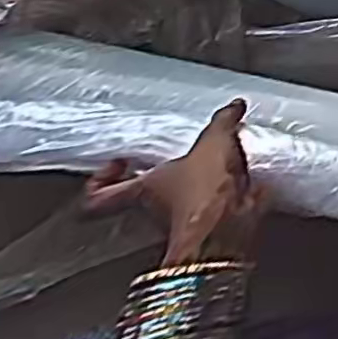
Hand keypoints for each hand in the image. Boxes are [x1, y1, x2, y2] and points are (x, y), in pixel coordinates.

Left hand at [83, 98, 266, 263]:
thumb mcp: (214, 143)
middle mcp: (153, 210)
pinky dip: (218, 192)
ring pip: (176, 200)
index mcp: (142, 190)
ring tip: (222, 160)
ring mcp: (178, 222)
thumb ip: (221, 123)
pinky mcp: (206, 227)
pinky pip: (206, 206)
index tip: (121, 161)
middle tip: (185, 153)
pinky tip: (239, 176)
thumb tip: (231, 107)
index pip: (98, 197)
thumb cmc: (204, 191)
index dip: (101, 180)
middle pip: (143, 195)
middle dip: (165, 172)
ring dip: (196, 181)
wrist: (228, 232)